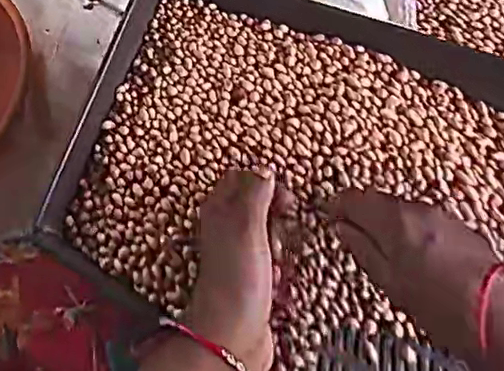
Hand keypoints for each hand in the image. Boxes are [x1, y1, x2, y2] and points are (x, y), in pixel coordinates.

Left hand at [181, 169, 293, 370]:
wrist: (234, 333)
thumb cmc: (237, 276)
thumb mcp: (248, 223)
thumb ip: (256, 192)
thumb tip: (265, 170)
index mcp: (219, 206)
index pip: (242, 177)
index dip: (264, 182)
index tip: (284, 197)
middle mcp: (225, 226)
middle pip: (257, 207)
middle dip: (275, 219)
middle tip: (279, 232)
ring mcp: (237, 253)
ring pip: (267, 237)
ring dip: (279, 248)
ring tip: (276, 262)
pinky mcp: (250, 279)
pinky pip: (271, 266)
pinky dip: (279, 273)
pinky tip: (277, 284)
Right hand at [324, 192, 503, 370]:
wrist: (501, 317)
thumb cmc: (441, 305)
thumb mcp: (389, 282)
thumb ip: (362, 249)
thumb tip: (342, 229)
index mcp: (392, 217)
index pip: (354, 198)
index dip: (338, 204)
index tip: (329, 213)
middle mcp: (416, 208)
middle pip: (380, 202)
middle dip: (365, 213)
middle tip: (354, 230)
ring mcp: (442, 216)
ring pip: (404, 211)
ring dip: (391, 222)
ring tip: (387, 248)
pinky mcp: (462, 228)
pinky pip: (427, 221)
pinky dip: (416, 231)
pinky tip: (419, 255)